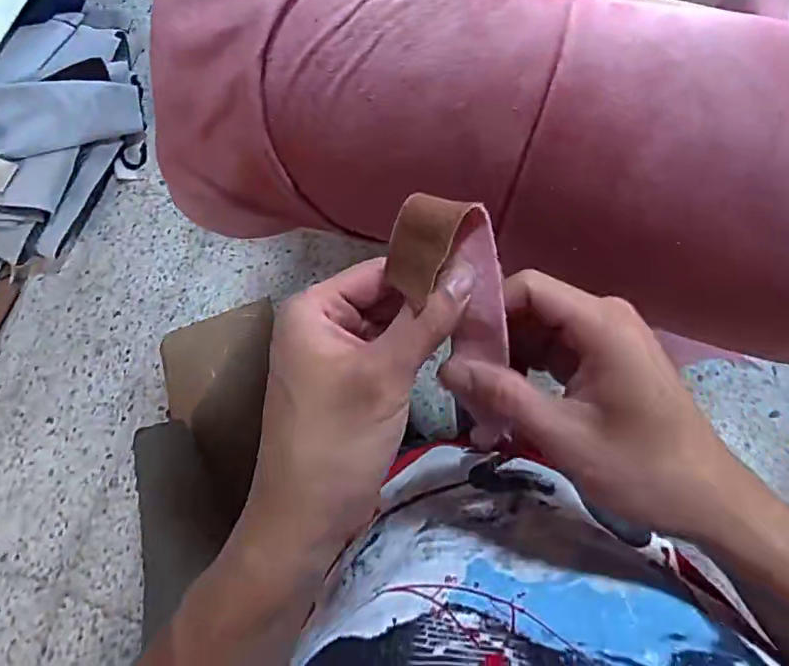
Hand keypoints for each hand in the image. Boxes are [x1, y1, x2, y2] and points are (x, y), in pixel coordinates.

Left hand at [242, 257, 468, 554]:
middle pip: (383, 296)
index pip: (378, 271)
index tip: (474, 262)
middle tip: (484, 288)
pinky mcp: (348, 379)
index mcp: (313, 307)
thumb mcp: (386, 374)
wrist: (304, 525)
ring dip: (424, 321)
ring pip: (387, 323)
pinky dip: (414, 346)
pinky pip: (385, 349)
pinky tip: (450, 339)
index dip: (424, 267)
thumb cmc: (338, 441)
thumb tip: (466, 270)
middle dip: (427, 295)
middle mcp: (319, 321)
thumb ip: (427, 319)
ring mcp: (333, 352)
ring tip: (477, 308)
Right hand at [438, 270, 759, 541]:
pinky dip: (531, 370)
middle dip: (495, 341)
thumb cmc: (643, 469)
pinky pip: (557, 348)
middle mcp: (604, 314)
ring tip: (482, 399)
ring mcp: (608, 333)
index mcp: (600, 322)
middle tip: (464, 382)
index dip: (488, 310)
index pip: (527, 286)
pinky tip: (511, 402)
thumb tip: (447, 367)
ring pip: (540, 328)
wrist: (712, 502)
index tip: (458, 348)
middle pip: (531, 306)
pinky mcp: (608, 355)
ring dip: (510, 359)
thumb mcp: (565, 436)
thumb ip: (504, 395)